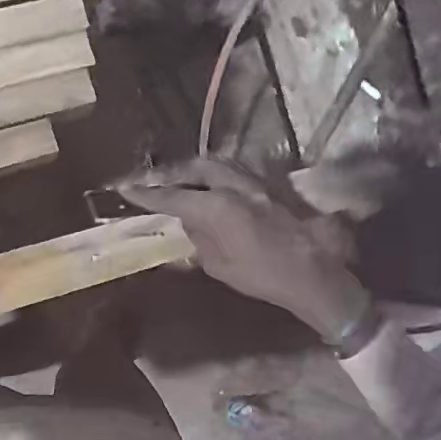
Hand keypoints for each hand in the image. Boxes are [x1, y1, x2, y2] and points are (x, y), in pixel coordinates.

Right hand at [122, 158, 373, 341]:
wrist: (314, 272)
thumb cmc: (263, 276)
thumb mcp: (220, 266)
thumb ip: (200, 239)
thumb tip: (190, 222)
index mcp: (216, 207)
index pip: (173, 196)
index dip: (147, 194)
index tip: (126, 189)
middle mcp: (234, 185)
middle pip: (196, 167)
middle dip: (172, 173)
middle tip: (155, 182)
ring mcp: (256, 182)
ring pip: (219, 163)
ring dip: (197, 170)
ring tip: (183, 181)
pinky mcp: (272, 185)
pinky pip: (238, 171)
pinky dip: (219, 174)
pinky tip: (215, 186)